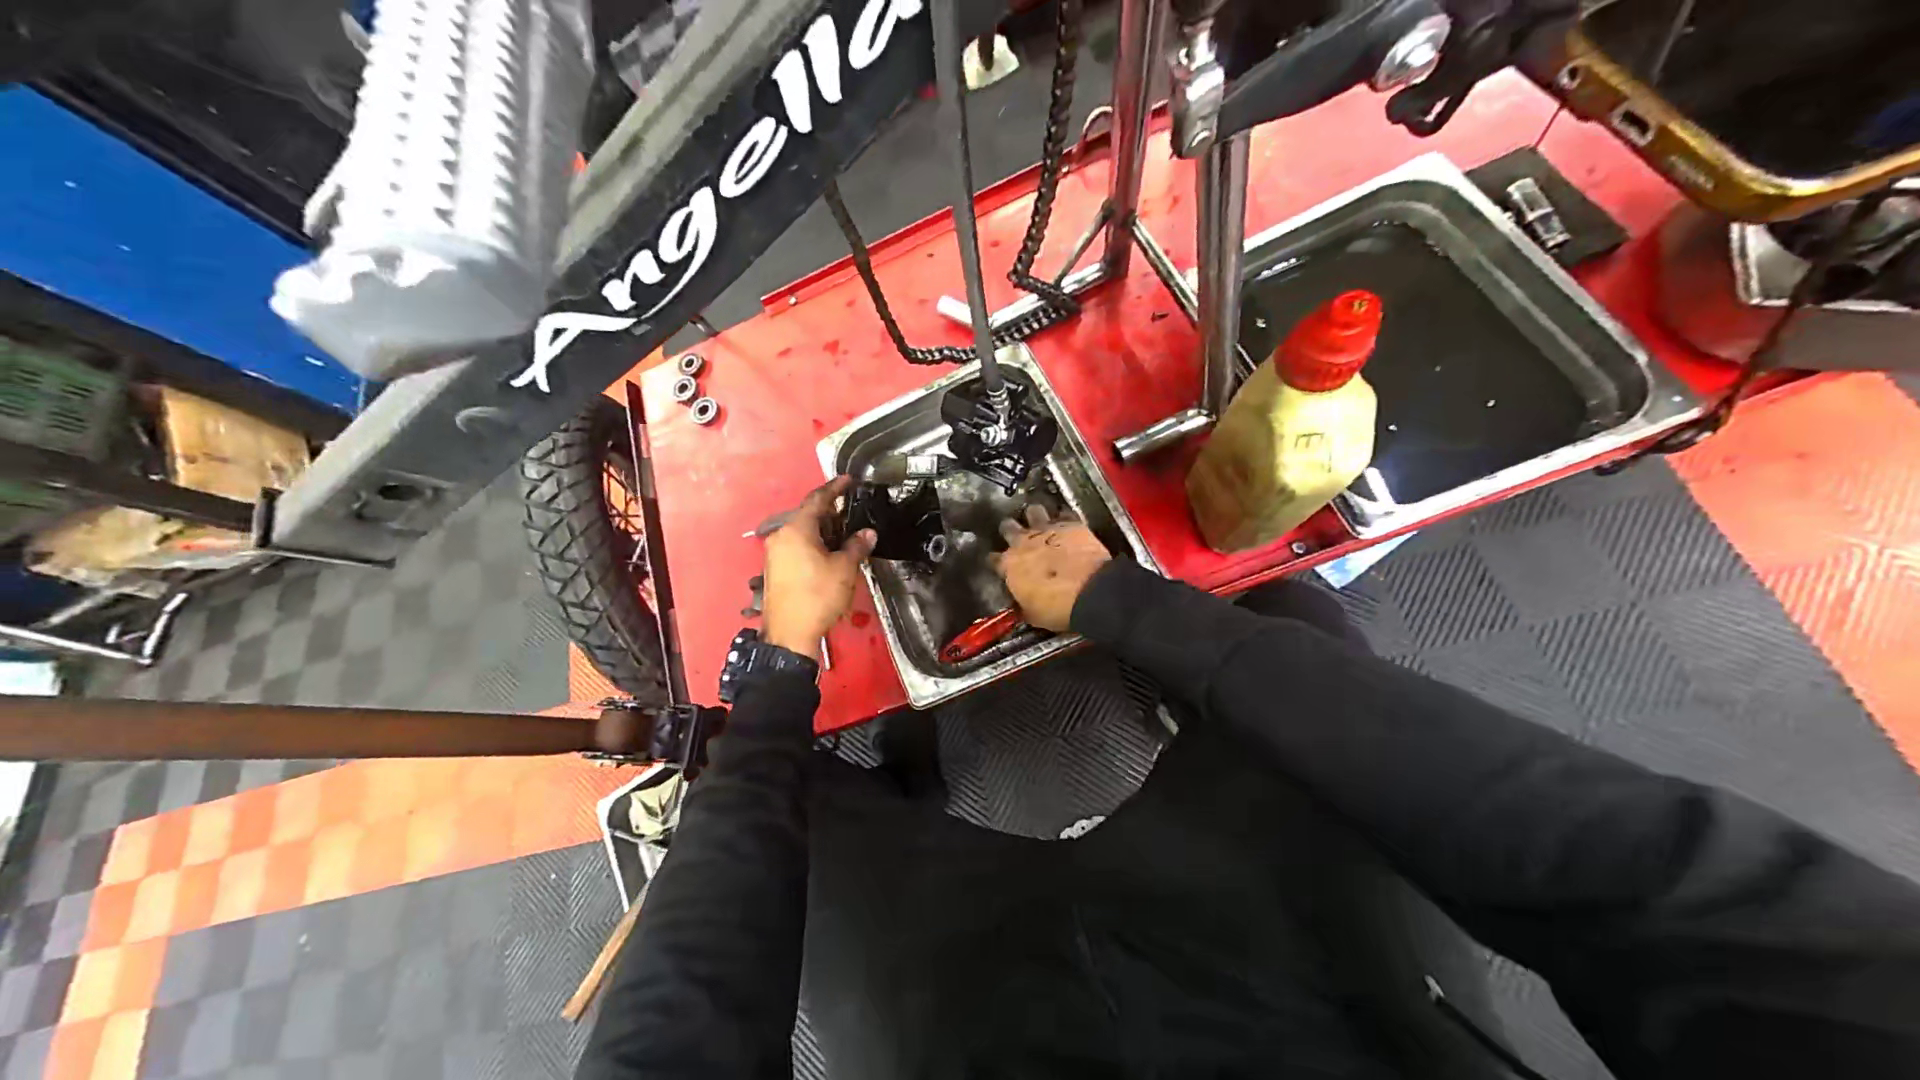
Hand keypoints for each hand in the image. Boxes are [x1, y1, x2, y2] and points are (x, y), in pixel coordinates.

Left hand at [760, 477, 876, 659]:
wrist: (790, 634)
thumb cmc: (818, 596)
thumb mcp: (844, 569)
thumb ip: (856, 546)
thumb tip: (867, 534)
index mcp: (796, 530)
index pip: (817, 500)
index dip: (835, 488)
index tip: (848, 480)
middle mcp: (781, 537)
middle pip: (808, 515)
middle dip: (831, 513)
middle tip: (852, 514)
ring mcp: (775, 554)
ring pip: (802, 532)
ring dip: (823, 531)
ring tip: (845, 536)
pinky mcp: (775, 569)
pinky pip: (797, 546)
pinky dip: (814, 544)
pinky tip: (829, 554)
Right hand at [993, 506, 1110, 631]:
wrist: (1091, 592)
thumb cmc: (1058, 608)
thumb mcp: (1032, 614)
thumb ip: (1022, 603)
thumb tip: (1022, 604)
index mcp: (1009, 565)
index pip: (992, 559)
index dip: (996, 562)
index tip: (1000, 566)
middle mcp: (1023, 542)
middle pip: (1007, 526)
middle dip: (1010, 530)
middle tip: (1017, 536)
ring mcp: (1047, 529)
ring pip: (1033, 511)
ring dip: (1035, 516)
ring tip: (1040, 521)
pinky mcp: (1071, 524)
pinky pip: (1063, 514)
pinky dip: (1064, 518)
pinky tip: (1067, 524)